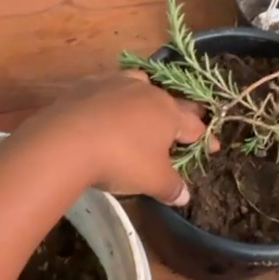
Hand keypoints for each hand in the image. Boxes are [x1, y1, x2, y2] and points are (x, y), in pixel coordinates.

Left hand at [19, 72, 206, 204]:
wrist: (67, 141)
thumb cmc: (121, 160)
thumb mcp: (152, 180)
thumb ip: (171, 187)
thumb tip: (184, 196)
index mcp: (168, 113)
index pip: (193, 126)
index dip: (203, 138)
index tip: (211, 147)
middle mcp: (146, 92)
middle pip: (170, 101)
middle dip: (180, 112)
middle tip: (186, 120)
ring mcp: (115, 84)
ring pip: (139, 83)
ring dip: (145, 94)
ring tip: (144, 106)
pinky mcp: (86, 85)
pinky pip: (106, 87)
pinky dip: (111, 96)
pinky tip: (105, 107)